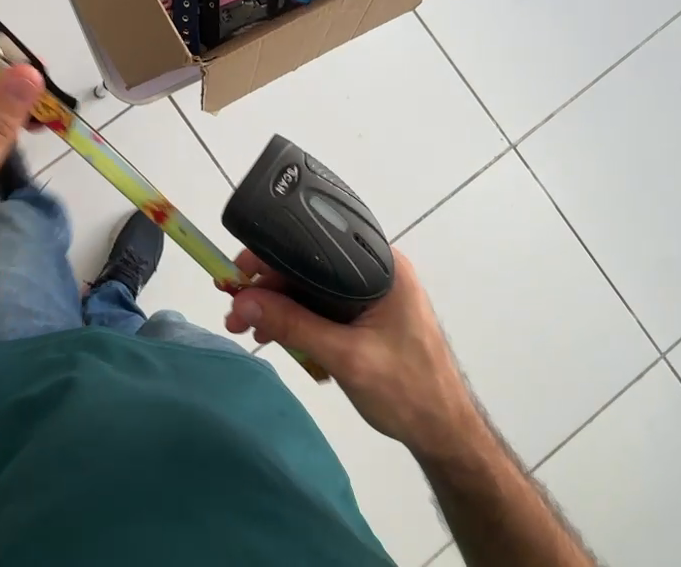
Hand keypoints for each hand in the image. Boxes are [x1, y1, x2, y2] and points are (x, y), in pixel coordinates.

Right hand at [223, 248, 480, 449]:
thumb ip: (294, 326)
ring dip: (278, 307)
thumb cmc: (407, 392)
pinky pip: (322, 308)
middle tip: (234, 311)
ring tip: (246, 328)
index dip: (272, 255)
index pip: (315, 246)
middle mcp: (376, 271)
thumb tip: (242, 301)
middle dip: (268, 289)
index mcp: (382, 266)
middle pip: (309, 267)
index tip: (238, 272)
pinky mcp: (366, 316)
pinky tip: (274, 336)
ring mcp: (371, 295)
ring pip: (311, 289)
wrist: (446, 435)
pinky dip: (297, 321)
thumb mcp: (345, 357)